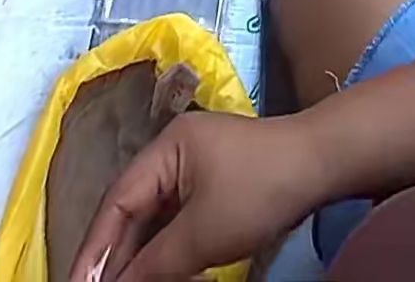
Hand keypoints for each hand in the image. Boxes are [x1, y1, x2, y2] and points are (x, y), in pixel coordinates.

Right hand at [73, 112, 327, 281]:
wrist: (320, 162)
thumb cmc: (258, 189)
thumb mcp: (202, 233)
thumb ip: (151, 266)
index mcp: (168, 146)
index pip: (118, 200)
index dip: (93, 251)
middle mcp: (177, 149)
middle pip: (133, 207)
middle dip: (114, 257)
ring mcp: (198, 162)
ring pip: (154, 215)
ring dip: (138, 256)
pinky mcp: (216, 179)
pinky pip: (177, 216)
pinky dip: (164, 247)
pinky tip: (155, 274)